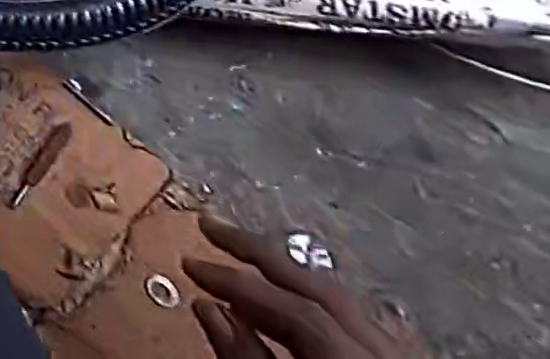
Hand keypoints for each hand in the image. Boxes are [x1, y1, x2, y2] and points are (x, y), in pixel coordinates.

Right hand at [183, 215, 409, 357]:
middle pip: (326, 295)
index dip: (235, 280)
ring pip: (350, 309)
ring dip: (288, 281)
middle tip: (210, 226)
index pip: (296, 311)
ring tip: (240, 264)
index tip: (189, 264)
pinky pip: (369, 333)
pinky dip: (321, 311)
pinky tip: (294, 306)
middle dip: (260, 255)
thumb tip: (208, 308)